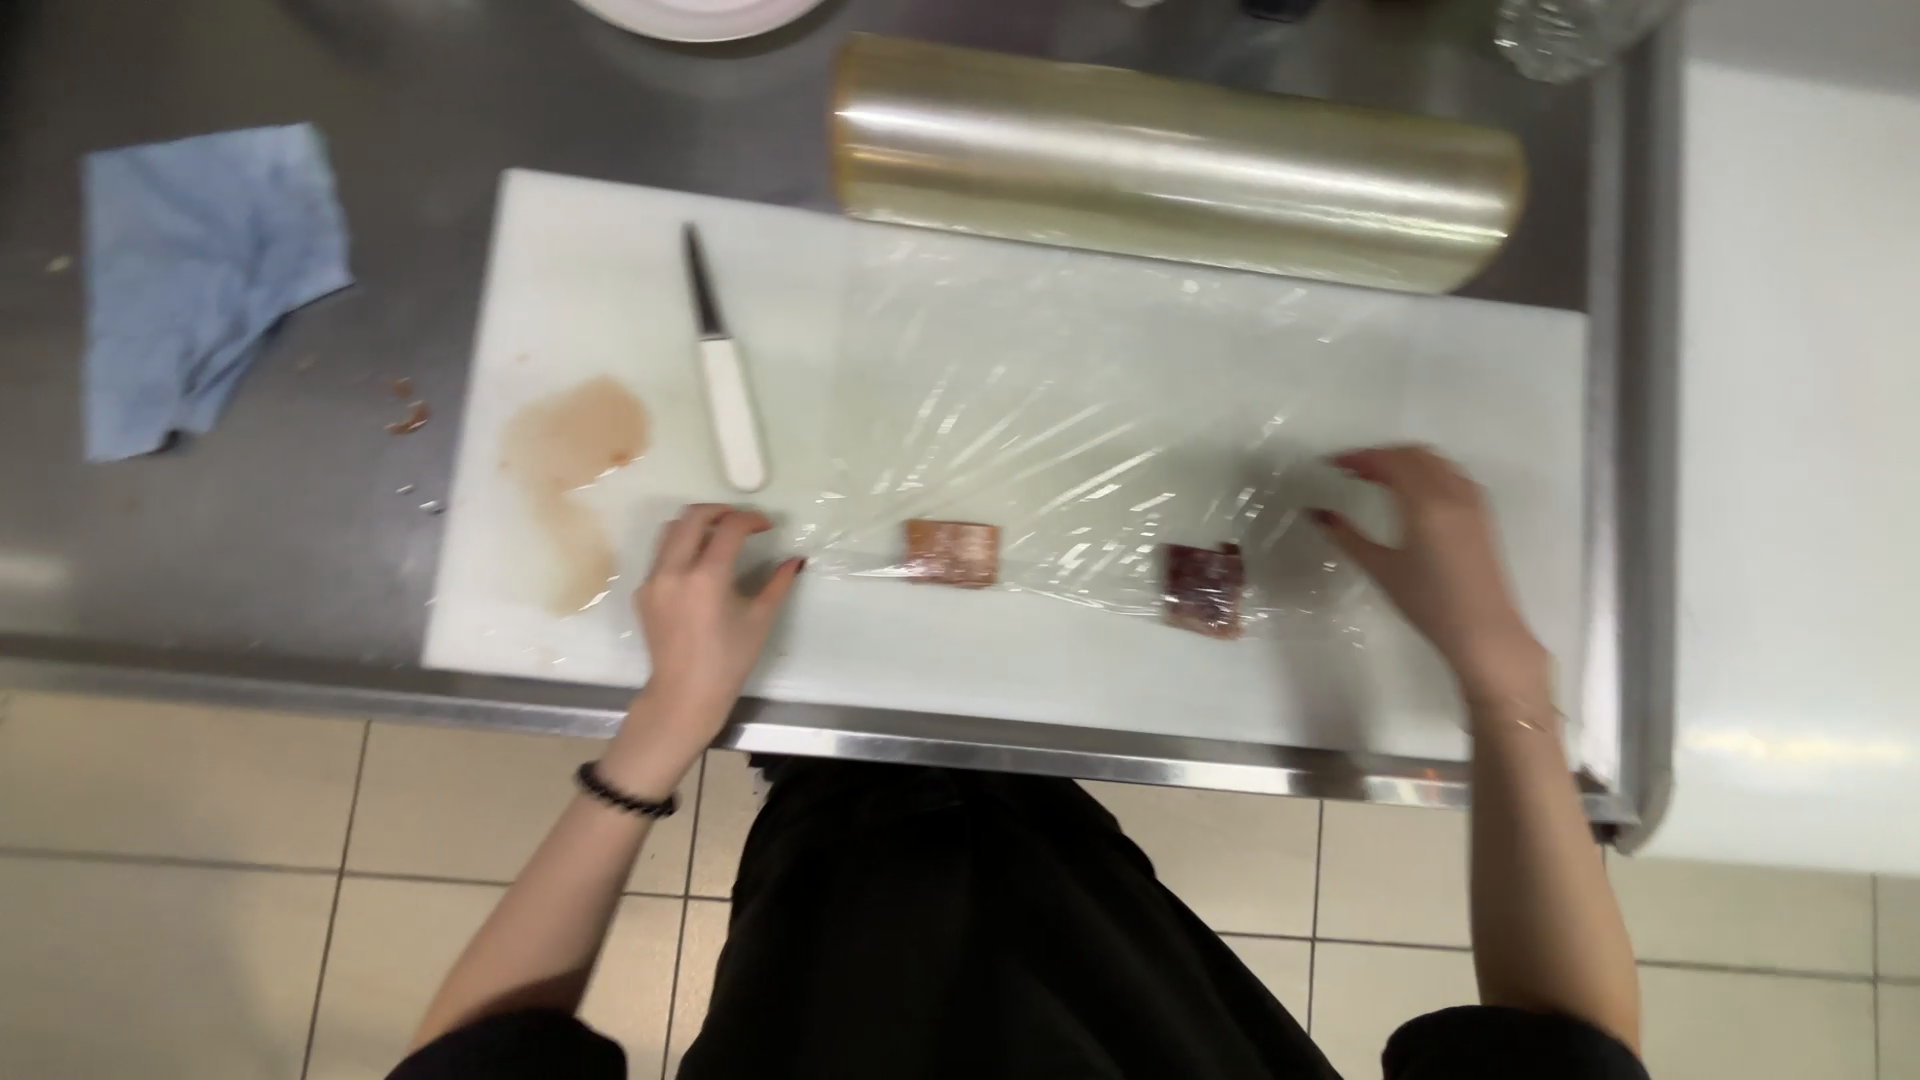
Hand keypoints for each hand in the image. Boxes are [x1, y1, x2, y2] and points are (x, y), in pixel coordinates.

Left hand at [601, 505, 802, 796]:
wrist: (685, 693)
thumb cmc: (729, 660)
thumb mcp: (760, 618)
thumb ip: (778, 583)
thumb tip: (796, 559)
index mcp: (707, 577)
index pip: (730, 528)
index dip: (752, 519)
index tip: (766, 526)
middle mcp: (675, 570)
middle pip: (692, 516)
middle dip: (721, 510)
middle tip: (741, 520)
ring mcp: (654, 580)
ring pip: (670, 530)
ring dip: (697, 524)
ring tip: (719, 534)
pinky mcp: (644, 591)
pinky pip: (661, 554)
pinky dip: (682, 546)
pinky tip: (700, 563)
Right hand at [1312, 445, 1548, 703]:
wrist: (1483, 630)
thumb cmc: (1426, 602)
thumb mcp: (1379, 568)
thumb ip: (1345, 535)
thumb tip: (1315, 512)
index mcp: (1426, 504)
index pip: (1390, 462)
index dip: (1358, 457)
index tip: (1331, 463)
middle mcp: (1453, 493)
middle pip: (1414, 454)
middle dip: (1380, 455)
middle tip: (1349, 469)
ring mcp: (1472, 501)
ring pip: (1435, 460)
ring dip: (1403, 460)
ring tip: (1375, 477)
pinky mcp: (1482, 513)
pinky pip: (1450, 473)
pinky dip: (1424, 470)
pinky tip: (1409, 491)